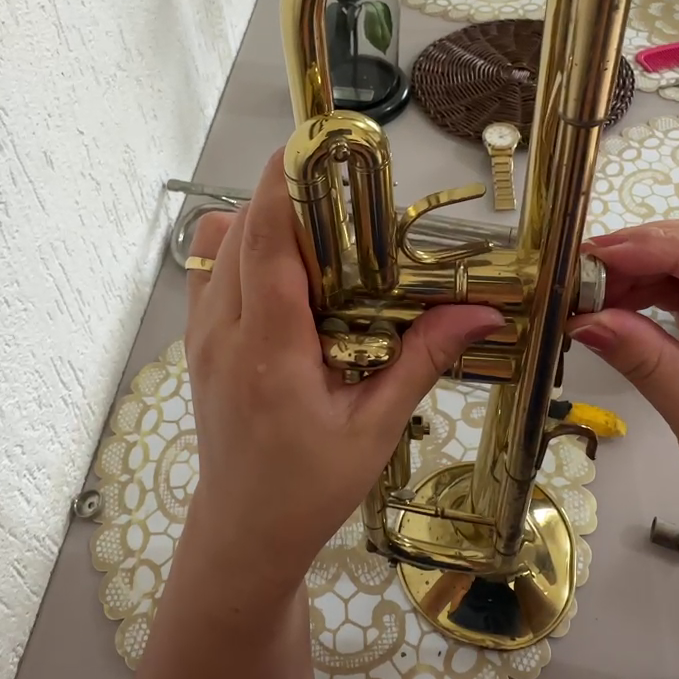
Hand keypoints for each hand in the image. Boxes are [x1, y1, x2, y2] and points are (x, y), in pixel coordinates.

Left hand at [182, 152, 503, 584]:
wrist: (243, 532)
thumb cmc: (309, 488)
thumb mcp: (374, 427)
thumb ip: (422, 360)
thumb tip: (481, 312)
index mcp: (268, 350)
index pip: (264, 242)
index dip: (282, 185)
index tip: (312, 146)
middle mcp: (223, 331)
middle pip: (239, 231)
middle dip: (282, 196)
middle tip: (339, 194)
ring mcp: (201, 335)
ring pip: (217, 246)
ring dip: (261, 222)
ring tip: (316, 237)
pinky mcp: (197, 342)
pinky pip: (209, 271)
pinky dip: (241, 250)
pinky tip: (286, 277)